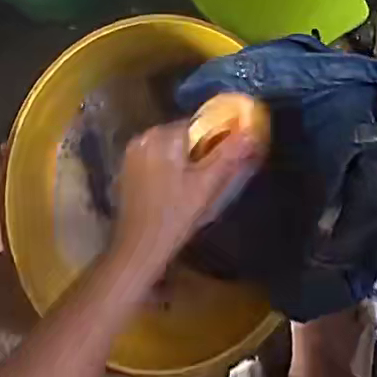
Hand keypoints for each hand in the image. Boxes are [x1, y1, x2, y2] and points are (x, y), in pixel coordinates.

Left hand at [111, 119, 261, 267]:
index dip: (212, 142)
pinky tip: (170, 191)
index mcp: (163, 135)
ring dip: (180, 161)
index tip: (218, 163)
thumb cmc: (175, 216)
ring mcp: (132, 153)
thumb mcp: (206, 185)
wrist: (138, 250)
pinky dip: (164, 168)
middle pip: (181, 136)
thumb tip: (251, 133)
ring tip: (188, 187)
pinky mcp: (125, 170)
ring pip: (167, 148)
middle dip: (195, 152)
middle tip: (205, 178)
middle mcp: (144, 137)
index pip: (197, 125)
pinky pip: (153, 159)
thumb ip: (228, 155)